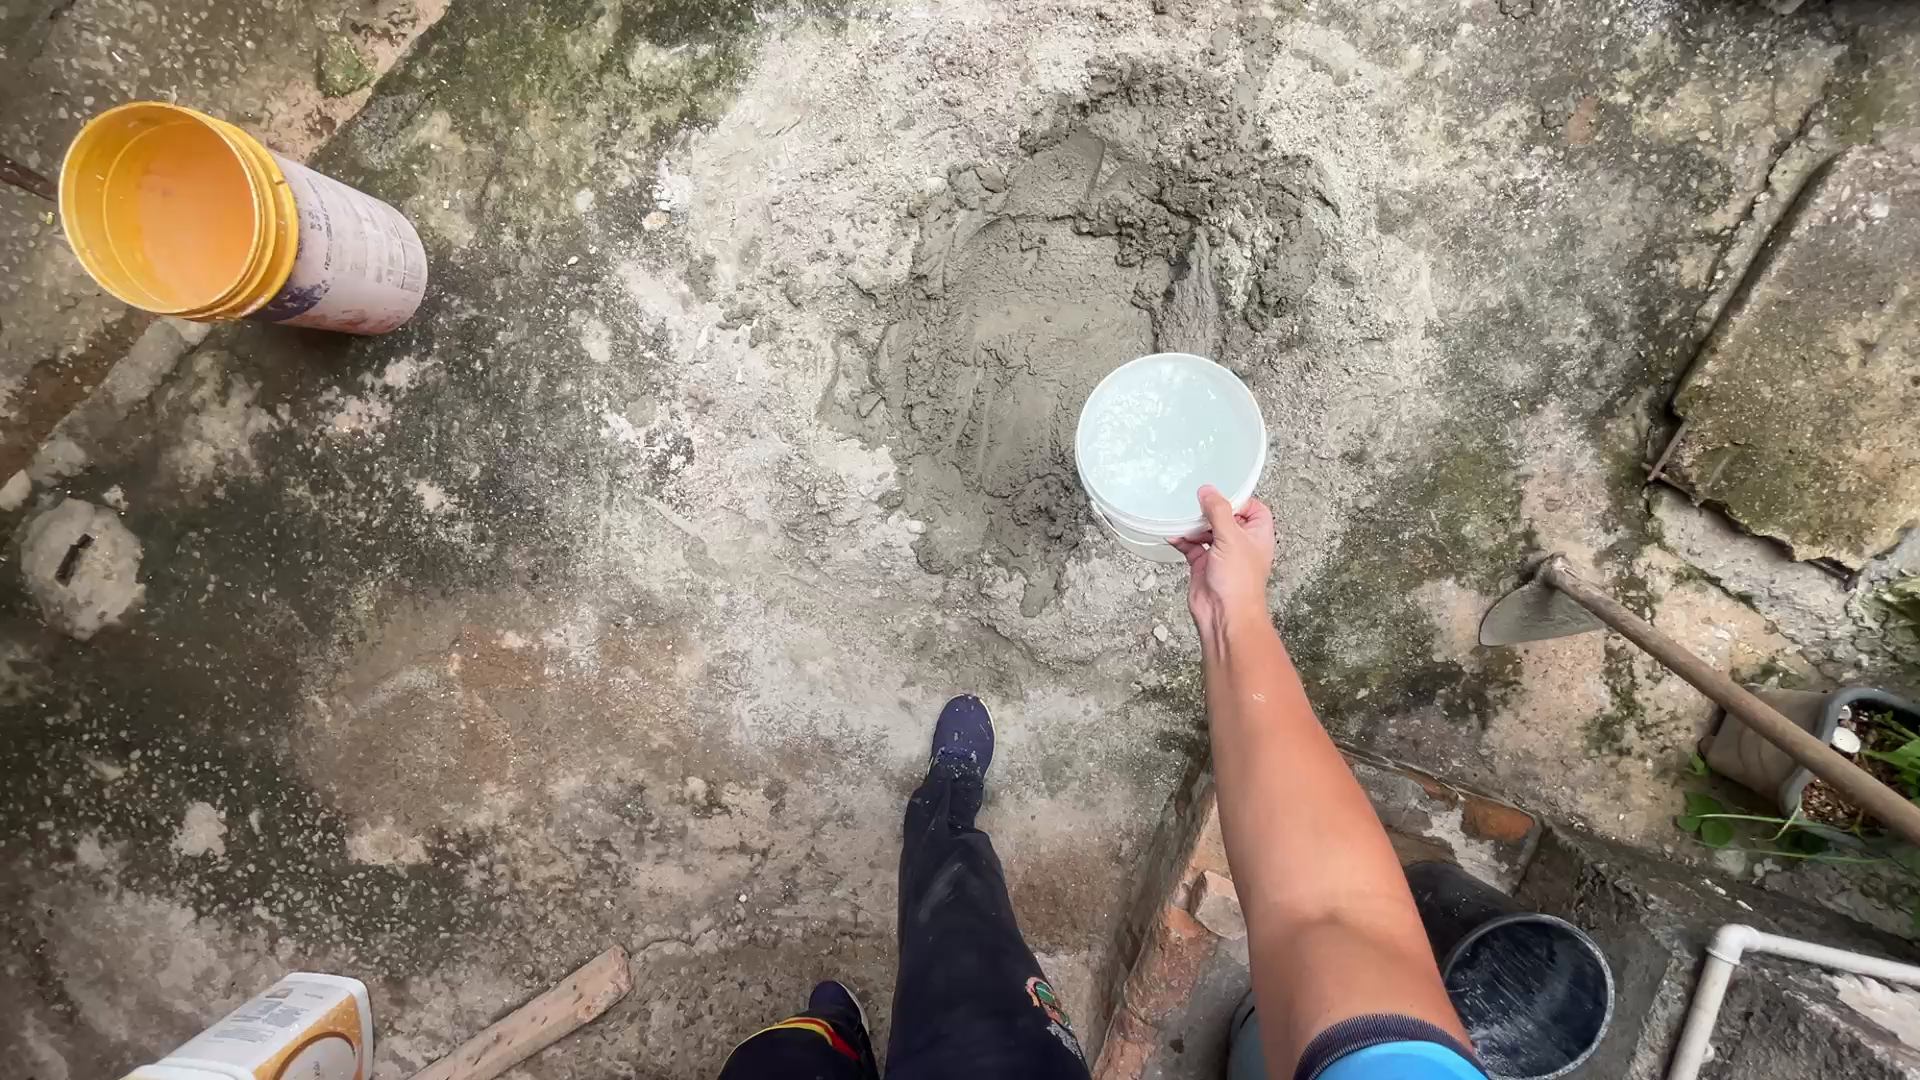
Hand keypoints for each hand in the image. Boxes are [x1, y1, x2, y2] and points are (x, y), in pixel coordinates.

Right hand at [1171, 486, 1275, 640]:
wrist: (1224, 614)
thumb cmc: (1239, 583)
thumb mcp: (1231, 538)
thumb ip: (1219, 511)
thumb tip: (1209, 491)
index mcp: (1258, 534)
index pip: (1252, 507)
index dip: (1237, 499)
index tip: (1219, 492)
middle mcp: (1241, 543)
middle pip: (1225, 517)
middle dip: (1209, 511)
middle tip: (1195, 503)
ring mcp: (1222, 554)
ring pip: (1206, 531)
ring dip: (1193, 526)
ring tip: (1182, 519)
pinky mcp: (1204, 564)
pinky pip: (1191, 546)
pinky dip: (1182, 540)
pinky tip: (1173, 535)